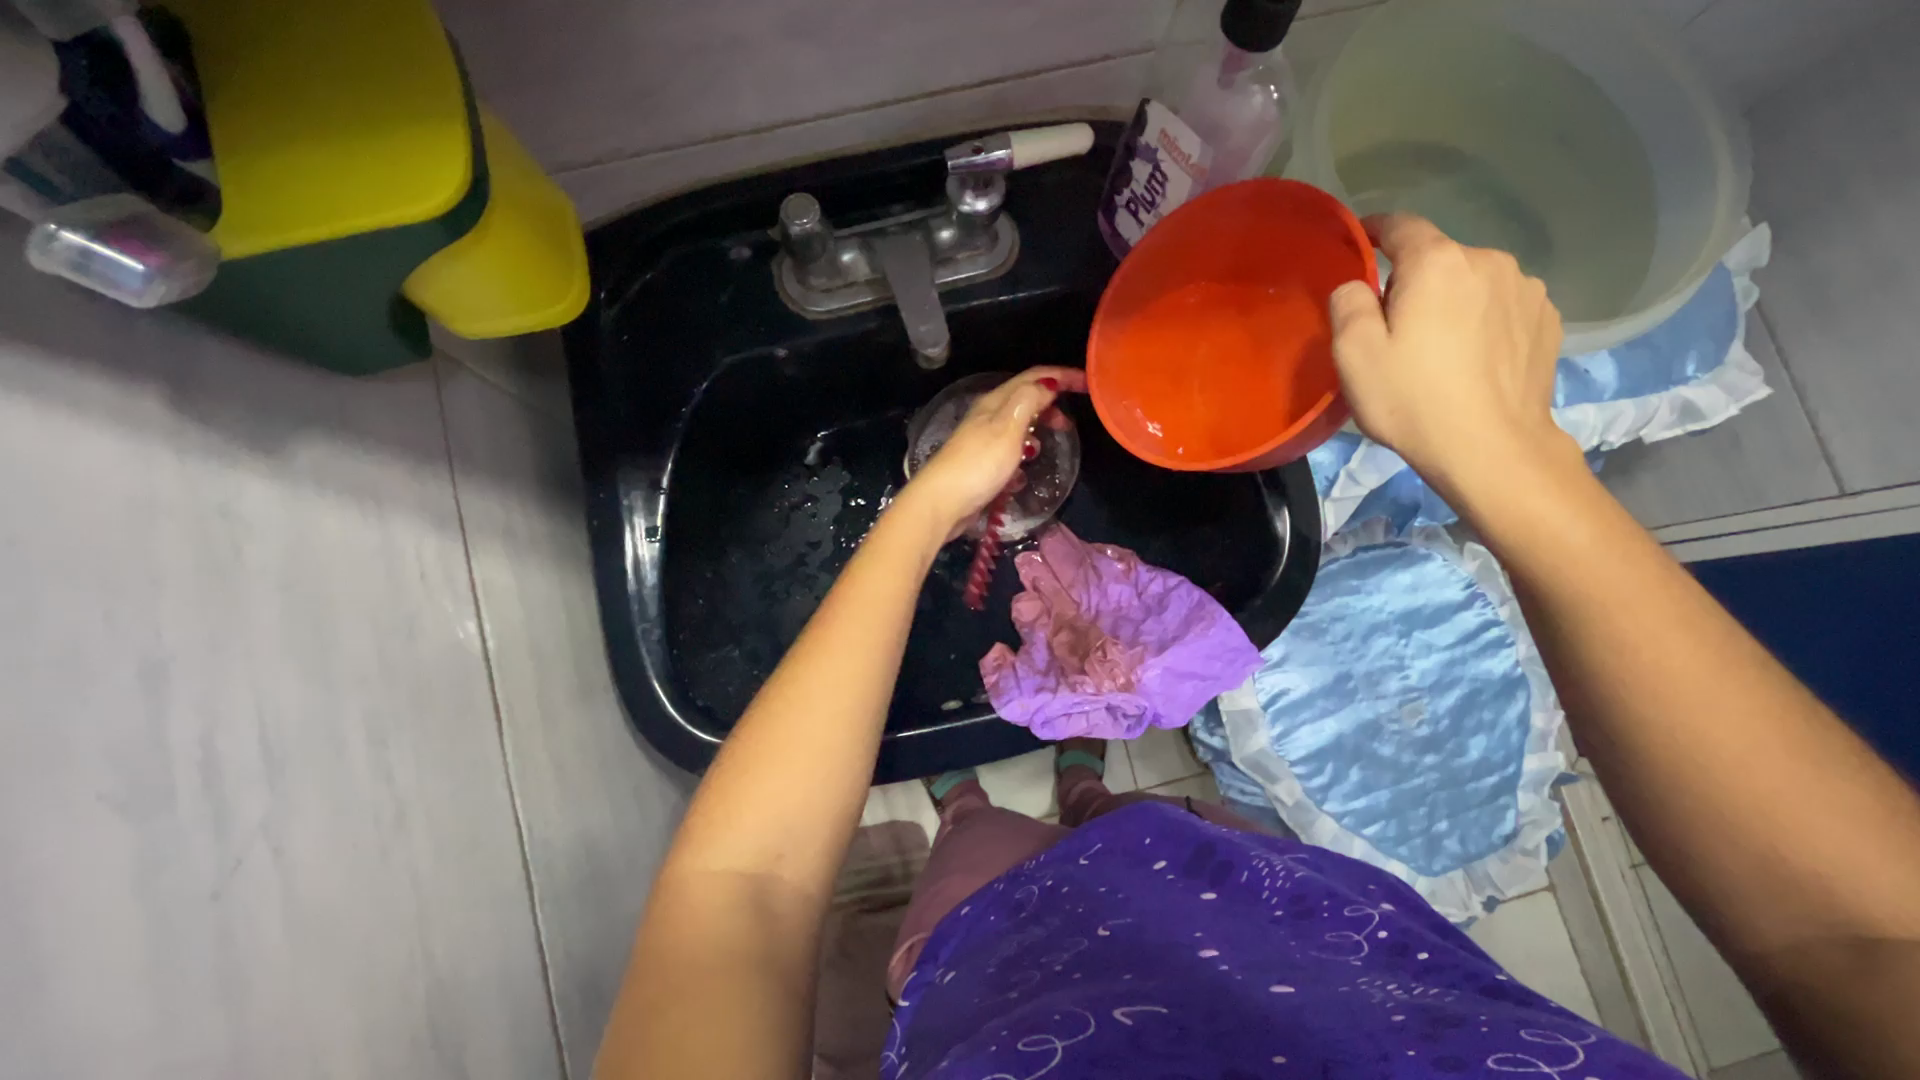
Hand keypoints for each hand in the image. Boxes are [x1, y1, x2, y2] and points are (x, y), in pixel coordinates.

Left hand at [898, 366, 1086, 539]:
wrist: (941, 502)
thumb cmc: (978, 464)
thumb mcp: (1008, 427)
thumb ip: (1028, 402)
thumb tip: (1048, 384)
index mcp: (995, 401)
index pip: (1033, 378)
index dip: (1061, 376)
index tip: (1088, 383)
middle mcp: (987, 416)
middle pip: (1024, 399)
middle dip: (1050, 404)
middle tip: (1070, 423)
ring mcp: (982, 440)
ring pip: (1017, 426)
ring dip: (1036, 431)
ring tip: (1048, 446)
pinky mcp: (981, 464)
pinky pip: (1008, 452)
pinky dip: (1021, 456)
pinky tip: (1023, 473)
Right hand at [1328, 213, 1573, 488]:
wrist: (1491, 448)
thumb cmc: (1412, 398)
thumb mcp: (1353, 353)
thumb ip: (1348, 302)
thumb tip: (1357, 285)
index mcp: (1437, 262)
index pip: (1402, 224)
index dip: (1376, 229)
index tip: (1361, 241)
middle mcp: (1489, 260)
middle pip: (1440, 258)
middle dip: (1415, 280)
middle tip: (1396, 326)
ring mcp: (1527, 290)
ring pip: (1474, 282)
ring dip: (1454, 301)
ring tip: (1440, 347)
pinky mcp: (1548, 321)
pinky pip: (1503, 307)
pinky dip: (1484, 321)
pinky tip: (1474, 359)